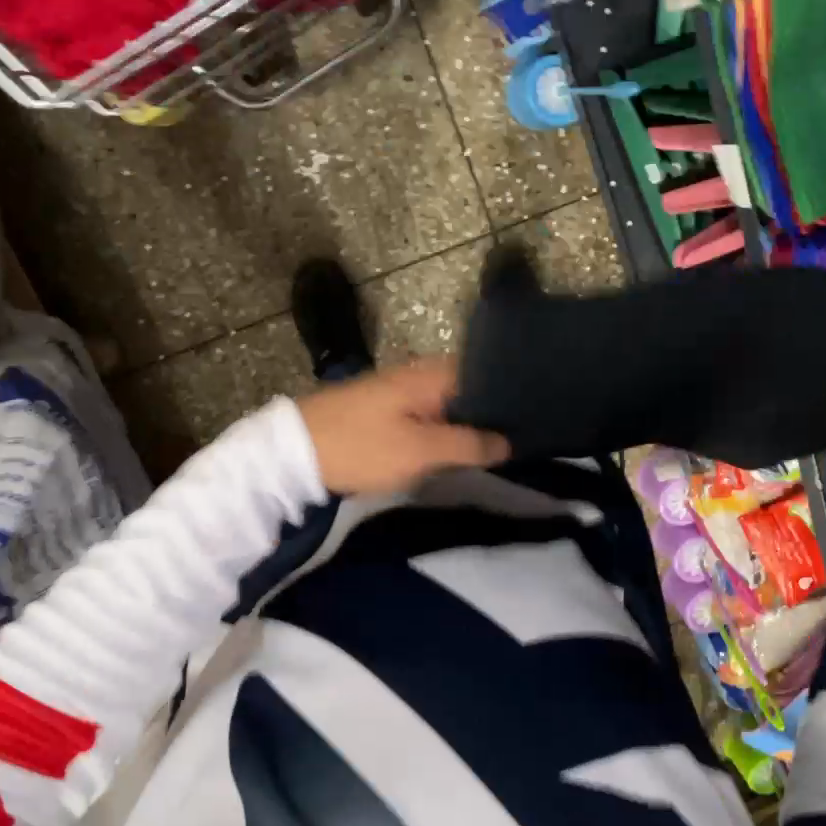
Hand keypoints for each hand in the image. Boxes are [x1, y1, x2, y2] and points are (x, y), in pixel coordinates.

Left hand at [297, 359, 509, 495]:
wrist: (292, 453)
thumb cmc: (361, 447)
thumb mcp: (420, 451)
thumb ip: (468, 444)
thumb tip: (509, 442)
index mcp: (432, 374)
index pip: (487, 373)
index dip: (510, 395)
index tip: (534, 419)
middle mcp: (419, 373)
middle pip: (468, 389)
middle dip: (492, 412)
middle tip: (522, 439)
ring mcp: (400, 389)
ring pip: (448, 404)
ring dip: (467, 424)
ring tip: (499, 447)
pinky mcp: (385, 408)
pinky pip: (428, 414)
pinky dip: (444, 429)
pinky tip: (456, 449)